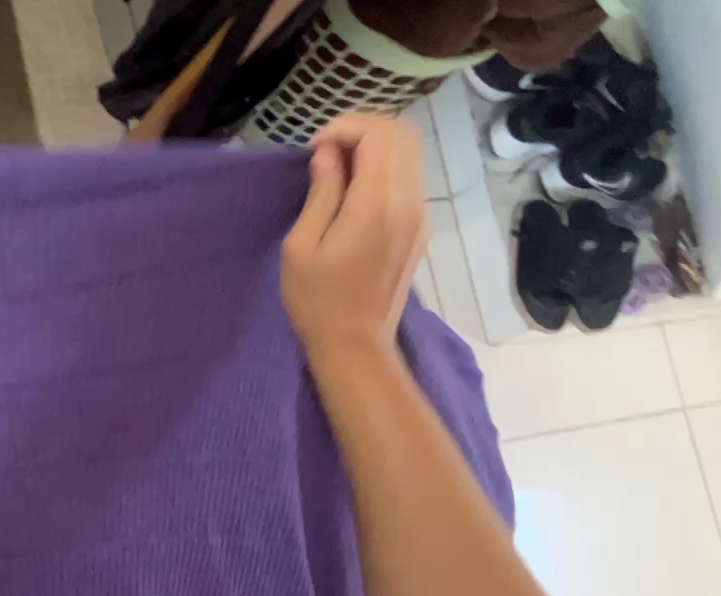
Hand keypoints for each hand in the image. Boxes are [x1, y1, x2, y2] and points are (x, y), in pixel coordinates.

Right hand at [281, 114, 428, 359]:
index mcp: (376, 204)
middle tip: (326, 154)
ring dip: (374, 150)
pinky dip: (383, 171)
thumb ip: (320, 194)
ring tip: (337, 173)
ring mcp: (419, 214)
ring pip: (408, 154)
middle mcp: (408, 201)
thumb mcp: (301, 248)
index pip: (378, 134)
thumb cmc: (317, 301)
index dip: (345, 127)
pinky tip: (353, 195)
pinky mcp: (419, 228)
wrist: (354, 344)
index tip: (314, 148)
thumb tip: (327, 155)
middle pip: (401, 134)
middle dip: (362, 131)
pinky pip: (407, 180)